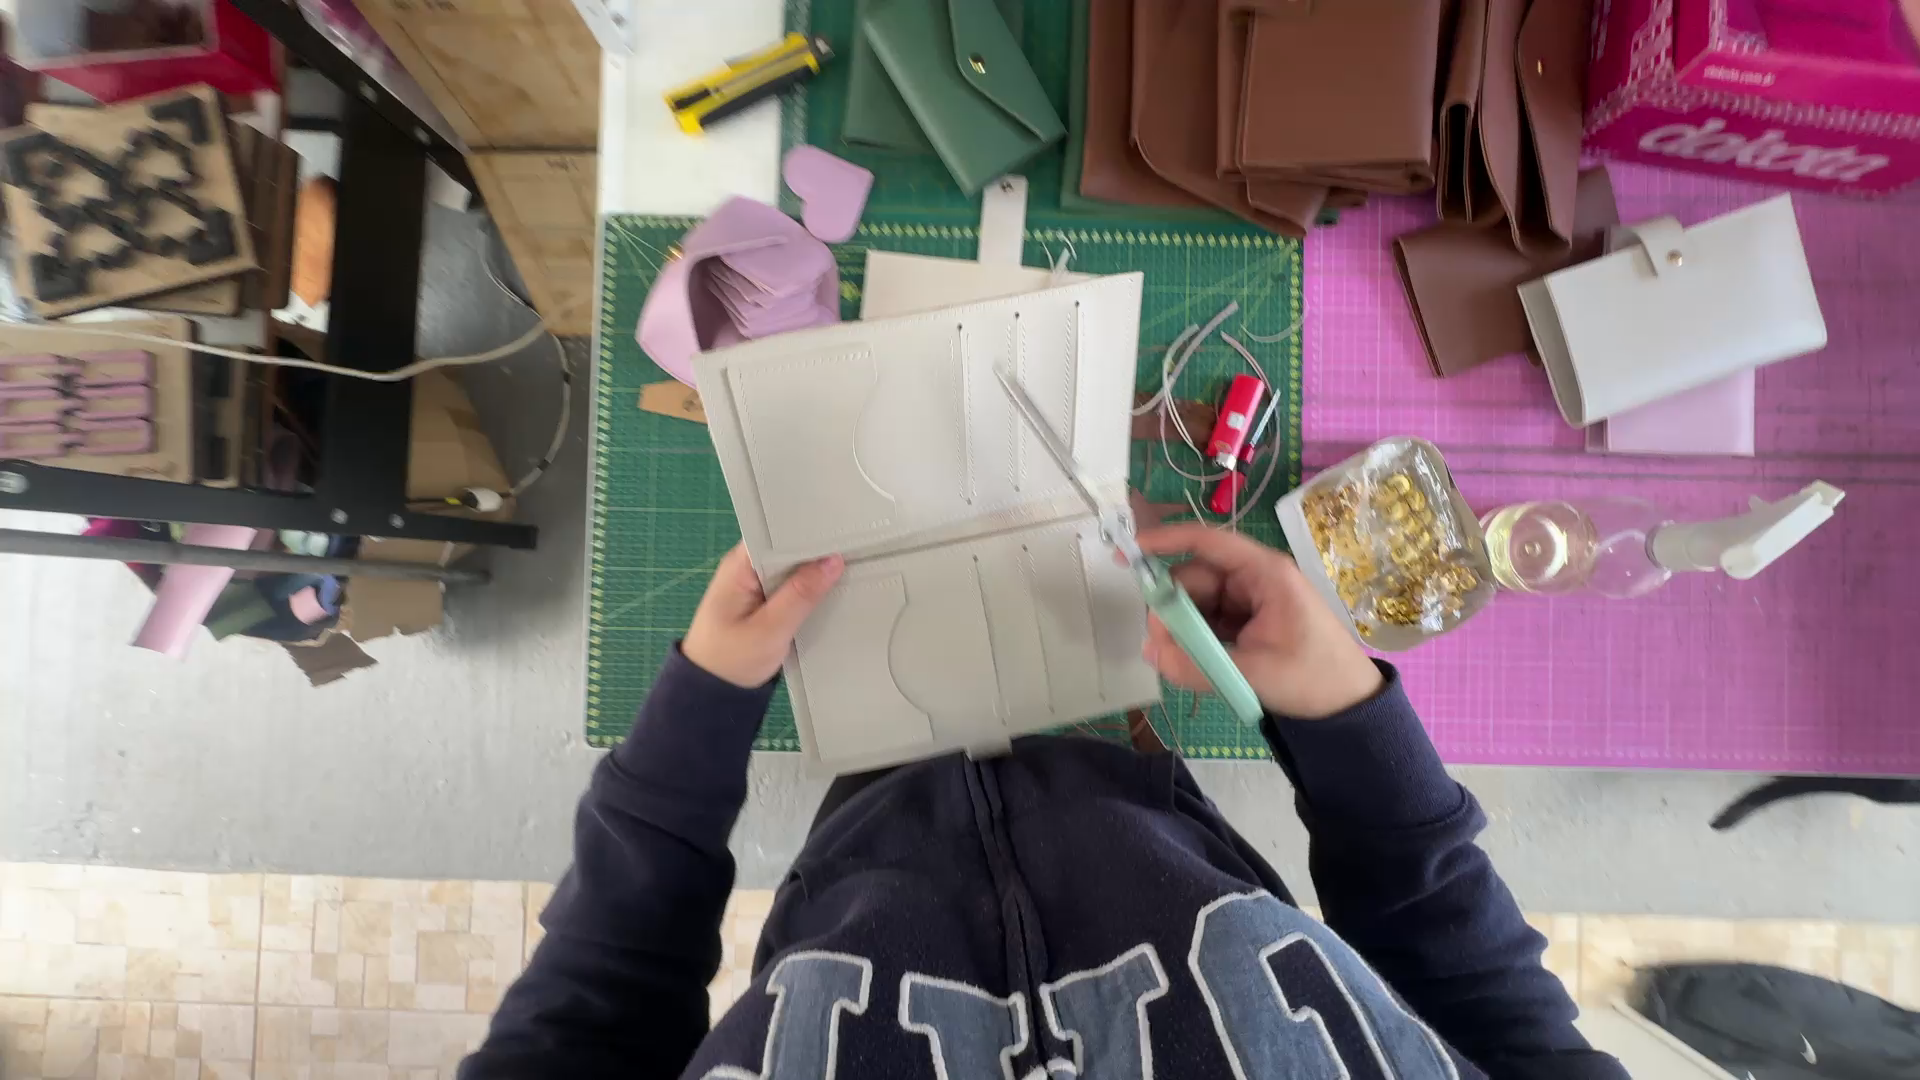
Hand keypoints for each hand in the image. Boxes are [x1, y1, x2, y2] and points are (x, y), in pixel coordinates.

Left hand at [683, 544, 844, 688]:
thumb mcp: (770, 630)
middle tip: (856, 547)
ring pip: (792, 566)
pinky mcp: (765, 599)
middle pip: (787, 545)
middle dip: (817, 548)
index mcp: (739, 566)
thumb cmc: (732, 661)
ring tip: (851, 562)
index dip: (808, 530)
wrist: (712, 694)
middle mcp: (746, 568)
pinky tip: (832, 586)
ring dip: (816, 568)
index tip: (841, 532)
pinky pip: (792, 583)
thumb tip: (833, 561)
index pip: (776, 532)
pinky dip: (809, 585)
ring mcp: (756, 583)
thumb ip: (800, 594)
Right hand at [1135, 524, 1381, 719]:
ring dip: (1181, 627)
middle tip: (1160, 643)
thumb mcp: (1254, 673)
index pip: (1208, 542)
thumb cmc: (1314, 679)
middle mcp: (1253, 579)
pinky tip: (1191, 661)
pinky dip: (1193, 637)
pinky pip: (1205, 620)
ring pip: (1195, 601)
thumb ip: (1197, 664)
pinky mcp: (1244, 621)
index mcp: (1265, 574)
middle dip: (1171, 607)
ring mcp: (1247, 600)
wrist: (1349, 709)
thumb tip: (1149, 652)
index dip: (1166, 540)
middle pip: (1194, 577)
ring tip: (1178, 661)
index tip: (1130, 551)